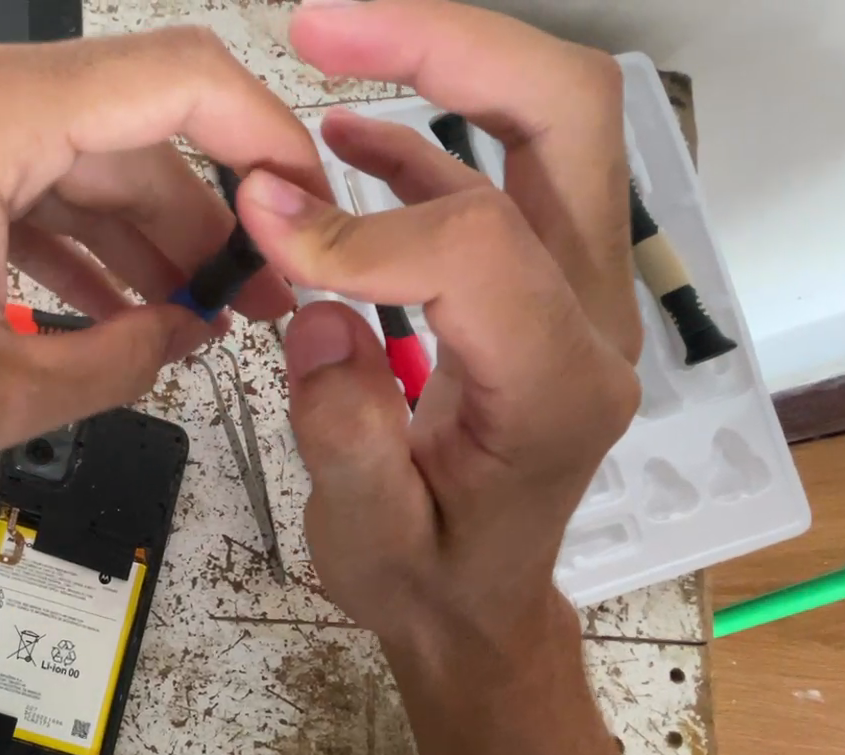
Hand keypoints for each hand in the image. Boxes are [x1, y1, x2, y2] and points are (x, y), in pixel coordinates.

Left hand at [0, 29, 330, 473]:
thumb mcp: (2, 390)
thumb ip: (121, 363)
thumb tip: (185, 338)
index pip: (179, 79)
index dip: (264, 138)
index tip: (303, 207)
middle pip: (136, 134)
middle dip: (206, 219)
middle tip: (253, 298)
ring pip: (86, 170)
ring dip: (147, 242)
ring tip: (198, 318)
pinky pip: (34, 200)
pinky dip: (83, 251)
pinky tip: (122, 308)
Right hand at [236, 0, 641, 651]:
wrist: (473, 605)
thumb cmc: (420, 579)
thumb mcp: (366, 532)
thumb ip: (345, 431)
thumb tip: (318, 311)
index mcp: (554, 385)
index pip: (470, 248)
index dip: (353, 228)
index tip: (257, 226)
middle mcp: (587, 316)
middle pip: (563, 119)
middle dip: (447, 48)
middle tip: (326, 23)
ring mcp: (568, 295)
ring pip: (541, 128)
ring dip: (438, 64)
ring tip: (324, 47)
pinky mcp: (528, 293)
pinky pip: (494, 182)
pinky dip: (423, 137)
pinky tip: (346, 135)